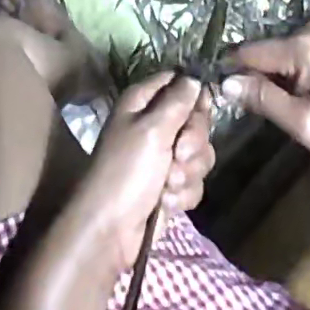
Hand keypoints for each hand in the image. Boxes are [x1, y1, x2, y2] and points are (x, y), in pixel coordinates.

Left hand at [79, 72, 213, 265]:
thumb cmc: (126, 171)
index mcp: (143, 101)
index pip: (178, 81)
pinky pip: (193, 180)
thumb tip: (193, 78)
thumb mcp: (152, 130)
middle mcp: (153, 123)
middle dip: (193, 141)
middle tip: (179, 154)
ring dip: (188, 172)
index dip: (193, 94)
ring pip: (198, 152)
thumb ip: (177, 102)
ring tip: (167, 184)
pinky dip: (183, 193)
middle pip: (195, 118)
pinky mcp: (169, 184)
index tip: (199, 110)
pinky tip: (165, 202)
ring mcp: (162, 155)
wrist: (110, 231)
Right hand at [222, 22, 309, 170]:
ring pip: (277, 57)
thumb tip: (226, 83)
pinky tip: (287, 100)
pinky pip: (293, 59)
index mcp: (301, 45)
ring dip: (268, 79)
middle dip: (250, 77)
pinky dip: (285, 78)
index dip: (230, 72)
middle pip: (263, 52)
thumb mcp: (303, 122)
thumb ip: (263, 99)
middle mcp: (308, 32)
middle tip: (239, 108)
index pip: (249, 52)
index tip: (215, 94)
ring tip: (260, 107)